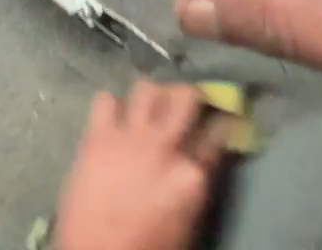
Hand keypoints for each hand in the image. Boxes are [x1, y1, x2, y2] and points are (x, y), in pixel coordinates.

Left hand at [53, 82, 221, 249]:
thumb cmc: (147, 245)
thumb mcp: (187, 219)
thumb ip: (196, 181)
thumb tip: (200, 156)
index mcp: (192, 175)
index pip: (218, 132)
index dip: (222, 120)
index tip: (223, 113)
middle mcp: (165, 147)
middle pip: (186, 96)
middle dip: (189, 94)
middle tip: (184, 102)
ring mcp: (131, 136)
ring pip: (147, 88)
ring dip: (150, 96)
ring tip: (147, 107)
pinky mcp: (98, 135)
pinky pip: (106, 99)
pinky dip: (110, 106)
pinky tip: (113, 119)